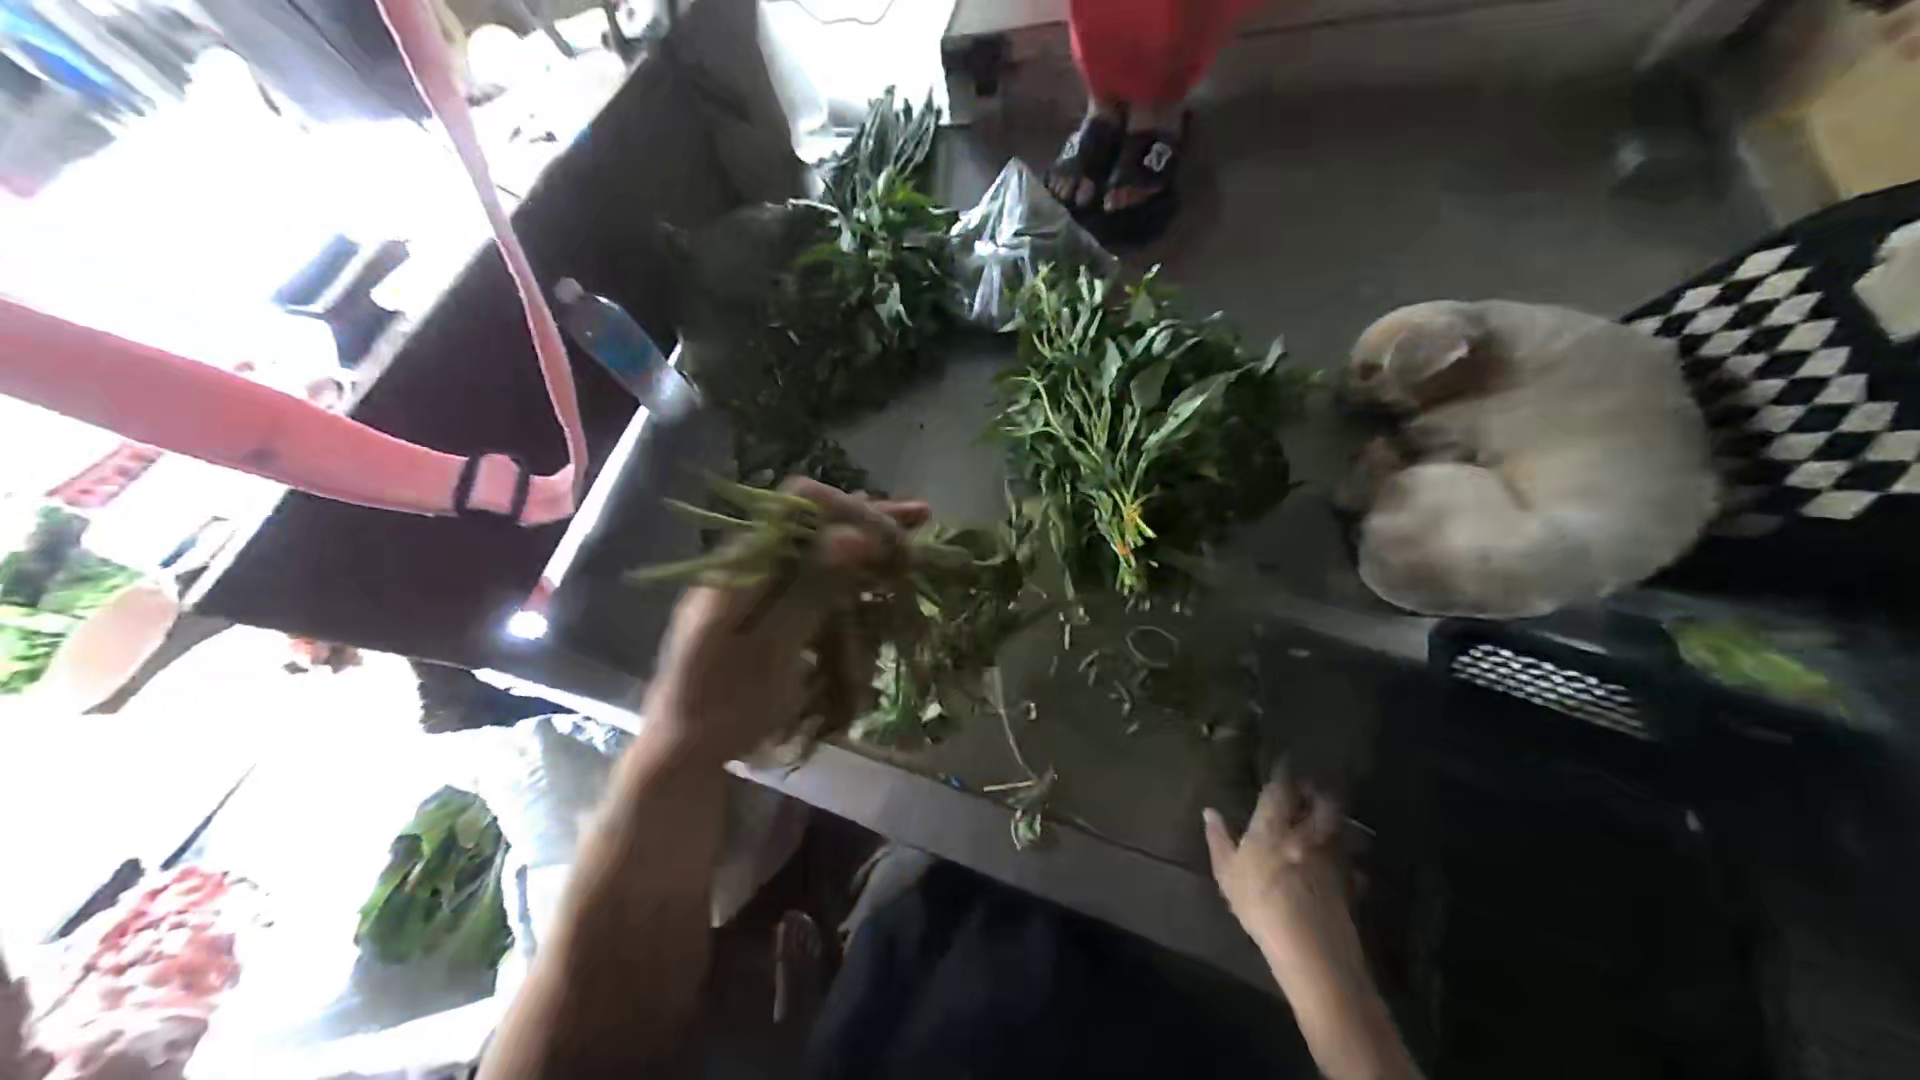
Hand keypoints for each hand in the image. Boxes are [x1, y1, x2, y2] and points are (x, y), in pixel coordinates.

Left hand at [638, 477, 929, 767]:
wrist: (684, 748)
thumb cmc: (724, 705)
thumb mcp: (770, 650)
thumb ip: (809, 589)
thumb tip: (854, 535)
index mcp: (742, 563)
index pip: (800, 507)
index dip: (849, 512)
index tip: (890, 540)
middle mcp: (753, 561)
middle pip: (817, 522)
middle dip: (869, 519)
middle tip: (920, 517)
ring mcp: (762, 584)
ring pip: (822, 548)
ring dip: (867, 542)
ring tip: (914, 535)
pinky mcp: (773, 606)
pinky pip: (819, 577)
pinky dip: (854, 573)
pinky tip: (882, 571)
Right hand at [1203, 770, 1352, 966]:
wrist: (1308, 945)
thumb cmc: (1258, 903)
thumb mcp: (1226, 872)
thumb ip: (1219, 838)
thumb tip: (1209, 811)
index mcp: (1272, 827)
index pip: (1280, 790)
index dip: (1284, 774)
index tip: (1286, 762)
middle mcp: (1306, 834)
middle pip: (1321, 803)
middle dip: (1318, 791)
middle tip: (1313, 786)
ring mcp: (1332, 858)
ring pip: (1339, 828)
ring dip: (1335, 819)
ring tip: (1330, 817)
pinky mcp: (1350, 882)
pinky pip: (1353, 863)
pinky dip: (1350, 858)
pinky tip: (1347, 863)